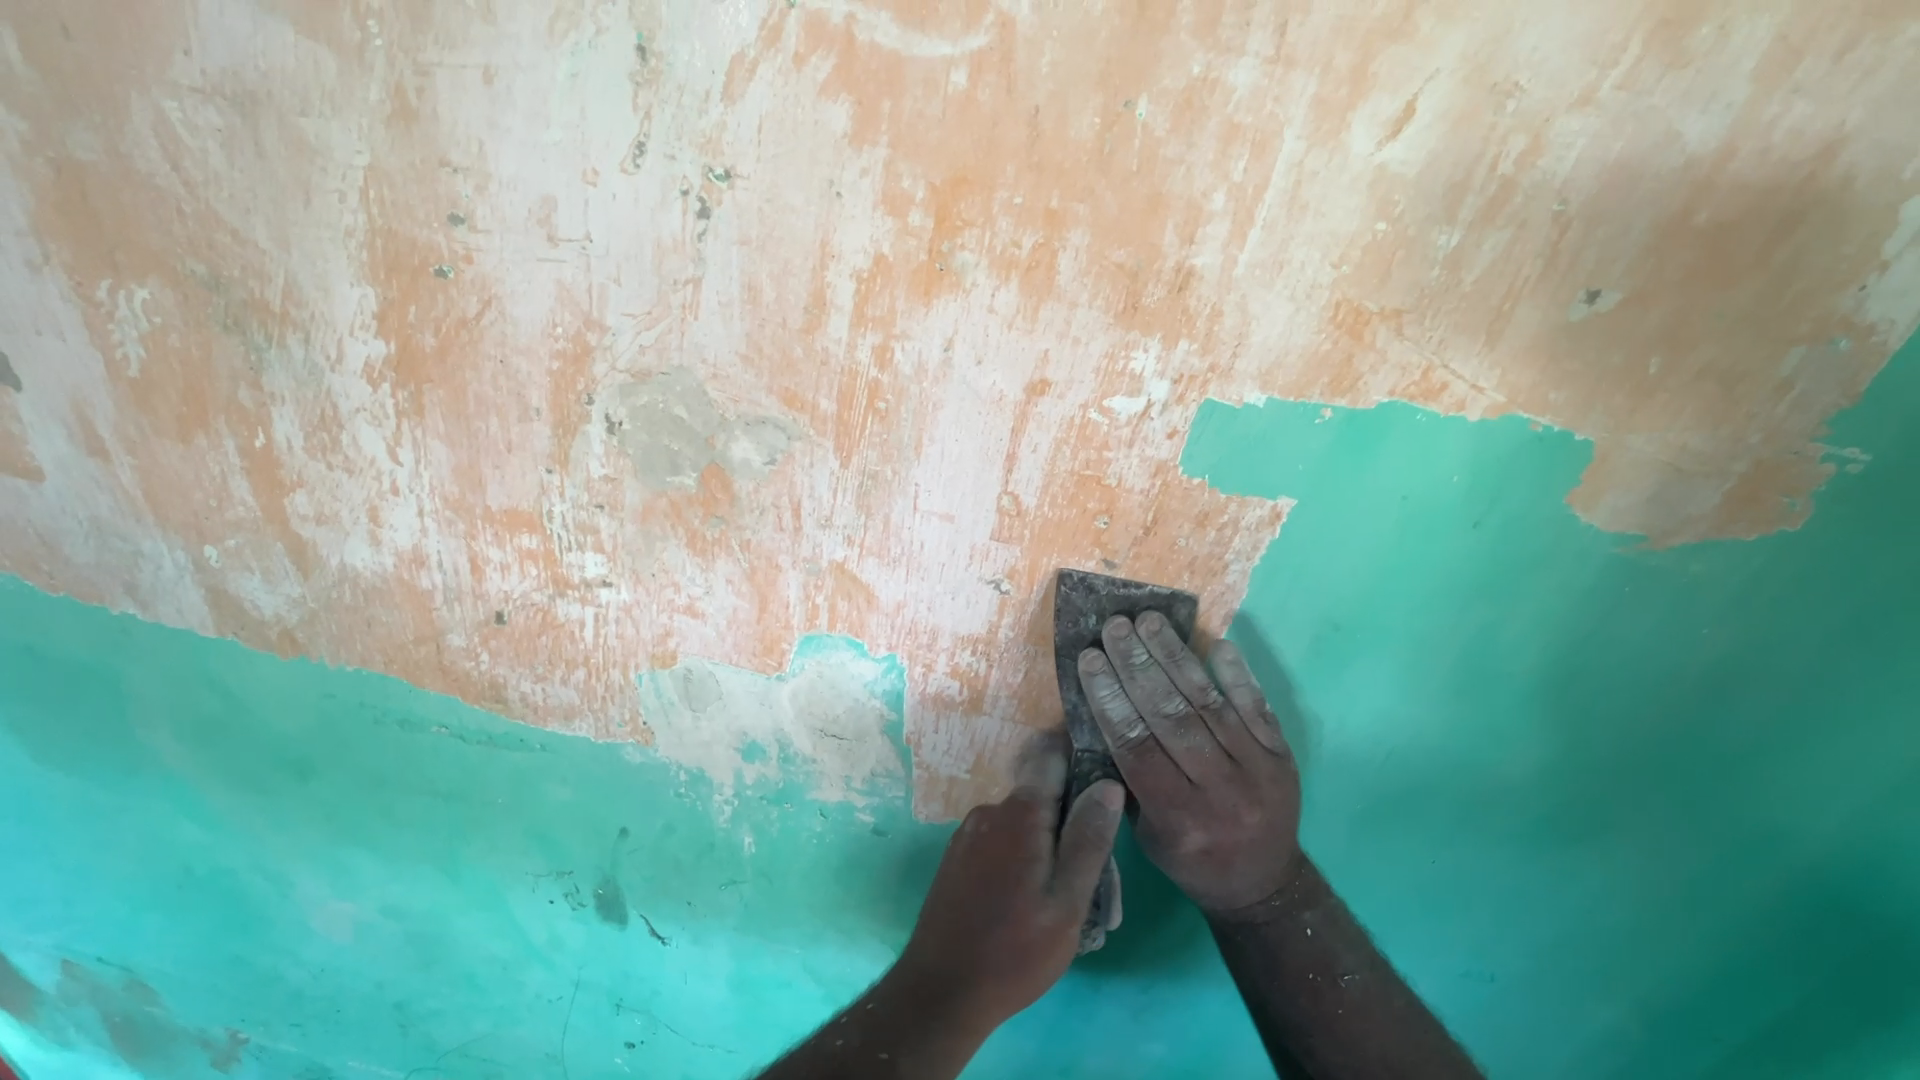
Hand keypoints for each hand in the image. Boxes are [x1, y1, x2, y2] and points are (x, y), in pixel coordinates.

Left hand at [891, 732, 1125, 1032]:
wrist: (941, 992)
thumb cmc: (1015, 951)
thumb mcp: (1068, 901)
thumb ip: (1088, 839)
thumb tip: (1108, 784)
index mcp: (1019, 813)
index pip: (1052, 755)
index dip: (1080, 755)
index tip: (1108, 770)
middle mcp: (990, 811)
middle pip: (1041, 795)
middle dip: (1071, 820)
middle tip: (1097, 873)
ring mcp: (968, 834)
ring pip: (1022, 824)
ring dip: (1047, 846)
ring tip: (1065, 899)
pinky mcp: (957, 859)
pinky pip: (1001, 843)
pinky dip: (1022, 859)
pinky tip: (1030, 903)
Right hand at [1076, 612, 1302, 916]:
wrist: (1263, 884)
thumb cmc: (1190, 859)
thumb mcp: (1146, 834)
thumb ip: (1126, 779)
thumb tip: (1099, 714)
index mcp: (1177, 816)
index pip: (1136, 746)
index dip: (1110, 699)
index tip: (1090, 659)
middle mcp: (1219, 790)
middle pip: (1170, 717)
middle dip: (1138, 666)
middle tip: (1116, 627)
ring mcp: (1255, 769)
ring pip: (1209, 703)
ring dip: (1176, 658)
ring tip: (1150, 622)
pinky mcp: (1281, 755)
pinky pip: (1256, 706)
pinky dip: (1236, 674)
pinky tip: (1215, 643)